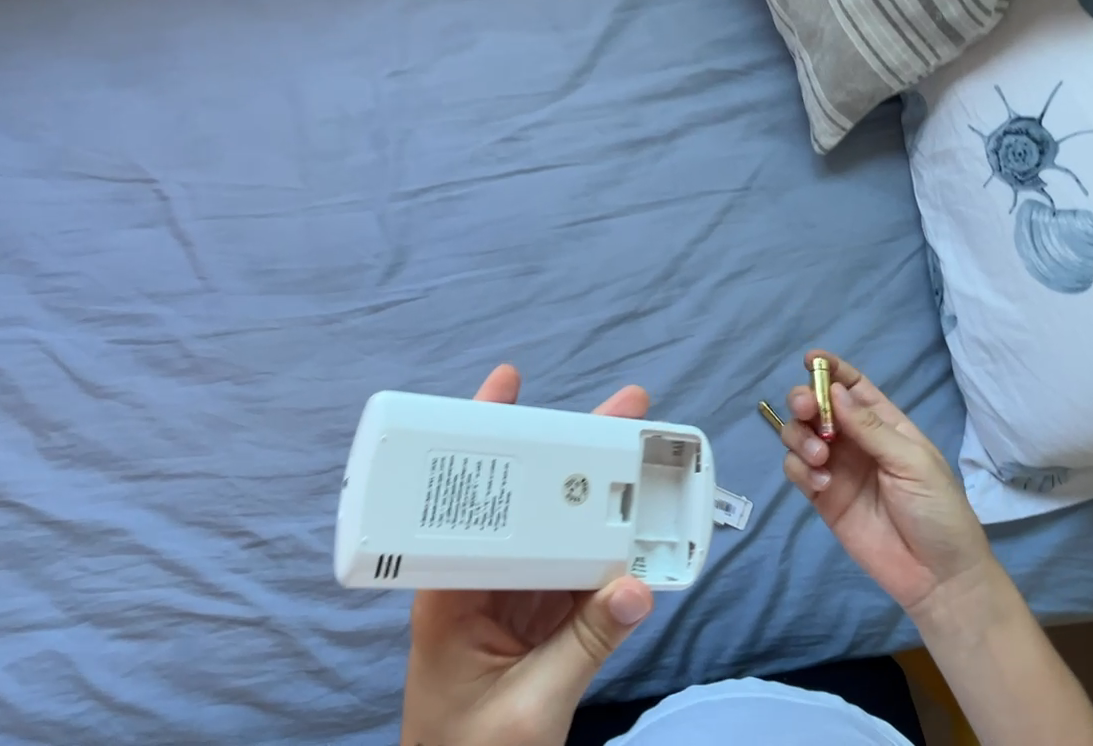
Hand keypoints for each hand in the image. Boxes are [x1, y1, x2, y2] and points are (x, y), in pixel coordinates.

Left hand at [401, 366, 656, 745]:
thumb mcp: (528, 708)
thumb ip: (584, 648)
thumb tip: (637, 588)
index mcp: (451, 592)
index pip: (470, 498)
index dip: (488, 435)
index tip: (509, 384)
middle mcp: (482, 580)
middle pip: (529, 500)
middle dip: (573, 450)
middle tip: (623, 409)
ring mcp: (514, 597)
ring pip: (559, 530)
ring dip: (599, 494)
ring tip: (641, 451)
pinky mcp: (539, 617)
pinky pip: (578, 570)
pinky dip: (610, 546)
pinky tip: (641, 523)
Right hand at [777, 351, 993, 615]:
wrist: (938, 577)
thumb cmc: (938, 511)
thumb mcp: (912, 462)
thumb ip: (870, 428)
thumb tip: (835, 390)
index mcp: (884, 424)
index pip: (852, 386)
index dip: (831, 369)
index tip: (811, 359)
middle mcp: (855, 440)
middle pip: (817, 406)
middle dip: (805, 400)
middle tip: (807, 410)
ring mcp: (836, 467)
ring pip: (799, 434)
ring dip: (800, 436)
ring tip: (820, 456)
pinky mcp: (822, 497)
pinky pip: (797, 470)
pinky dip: (800, 468)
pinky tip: (821, 483)